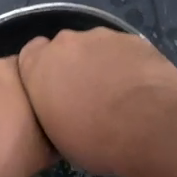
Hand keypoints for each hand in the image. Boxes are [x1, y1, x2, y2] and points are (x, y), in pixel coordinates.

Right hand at [16, 29, 176, 176]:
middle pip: (66, 48)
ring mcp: (103, 37)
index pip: (32, 54)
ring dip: (104, 63)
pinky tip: (141, 88)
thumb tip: (67, 109)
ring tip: (120, 93)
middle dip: (75, 65)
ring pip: (98, 47)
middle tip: (89, 94)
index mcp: (38, 65)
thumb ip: (55, 108)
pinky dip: (130, 64)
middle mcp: (66, 43)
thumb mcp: (58, 135)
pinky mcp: (134, 39)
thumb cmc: (93, 139)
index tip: (56, 90)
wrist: (145, 126)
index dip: (44, 70)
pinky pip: (126, 50)